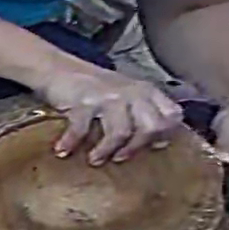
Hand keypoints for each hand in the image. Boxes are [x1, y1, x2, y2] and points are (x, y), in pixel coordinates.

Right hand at [37, 63, 183, 165]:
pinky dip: (71, 142)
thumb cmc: (91, 87)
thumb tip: (158, 143)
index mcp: (147, 91)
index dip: (165, 134)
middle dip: (135, 147)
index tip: (151, 148)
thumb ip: (141, 112)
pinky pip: (82, 129)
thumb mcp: (124, 94)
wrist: (58, 69)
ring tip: (94, 160)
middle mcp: (133, 93)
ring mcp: (109, 97)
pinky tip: (62, 150)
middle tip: (119, 158)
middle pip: (150, 127)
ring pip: (120, 132)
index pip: (171, 115)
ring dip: (105, 150)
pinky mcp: (84, 102)